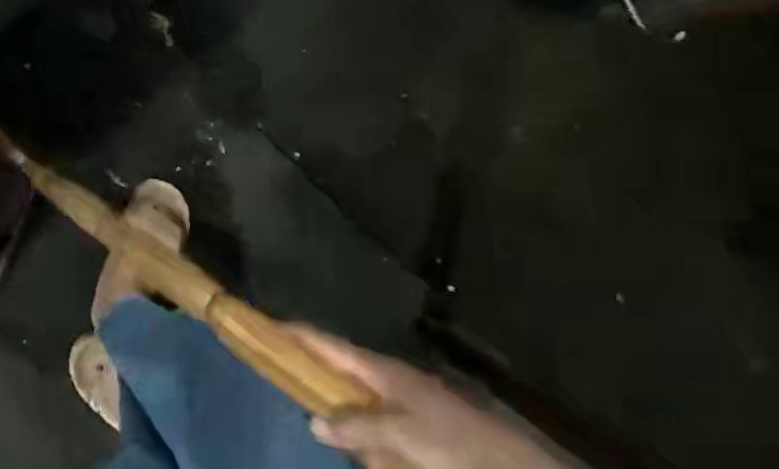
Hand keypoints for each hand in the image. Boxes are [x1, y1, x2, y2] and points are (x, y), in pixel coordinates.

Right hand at [289, 327, 567, 468]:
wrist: (513, 467)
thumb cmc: (454, 442)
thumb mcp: (402, 434)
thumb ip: (358, 426)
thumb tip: (314, 420)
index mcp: (380, 370)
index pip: (328, 343)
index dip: (297, 333)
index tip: (265, 325)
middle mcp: (387, 380)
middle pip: (339, 372)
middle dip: (313, 377)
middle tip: (282, 378)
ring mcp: (402, 403)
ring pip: (358, 407)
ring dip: (343, 420)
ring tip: (324, 426)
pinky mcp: (415, 430)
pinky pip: (379, 432)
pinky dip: (369, 445)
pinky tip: (373, 459)